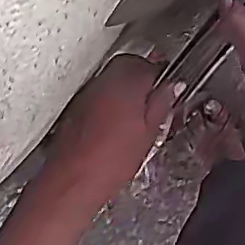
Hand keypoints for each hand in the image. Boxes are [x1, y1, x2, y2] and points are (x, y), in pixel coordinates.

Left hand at [39, 54, 181, 209]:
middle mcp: (104, 82)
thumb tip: (173, 88)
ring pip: (112, 77)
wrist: (72, 179)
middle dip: (144, 77)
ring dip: (127, 88)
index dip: (165, 77)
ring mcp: (88, 92)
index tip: (171, 88)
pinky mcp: (77, 105)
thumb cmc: (108, 162)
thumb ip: (162, 105)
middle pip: (129, 64)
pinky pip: (100, 92)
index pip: (151, 66)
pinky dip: (110, 100)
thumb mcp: (149, 134)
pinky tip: (118, 123)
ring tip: (138, 115)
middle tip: (157, 97)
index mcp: (127, 84)